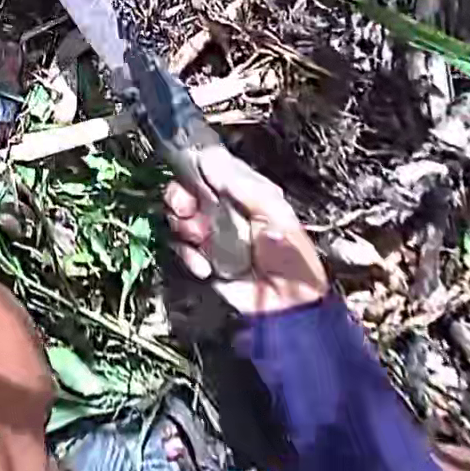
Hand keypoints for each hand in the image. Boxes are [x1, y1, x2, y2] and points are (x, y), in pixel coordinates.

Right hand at [164, 146, 327, 315]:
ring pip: (177, 215)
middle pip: (185, 188)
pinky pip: (179, 247)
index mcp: (244, 192)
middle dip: (179, 196)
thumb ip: (244, 186)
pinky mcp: (200, 256)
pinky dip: (186, 255)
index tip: (190, 173)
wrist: (288, 311)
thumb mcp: (276, 215)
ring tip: (196, 239)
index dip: (196, 168)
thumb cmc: (292, 261)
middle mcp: (222, 208)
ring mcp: (209, 233)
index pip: (211, 167)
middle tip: (184, 208)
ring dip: (182, 226)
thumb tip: (210, 159)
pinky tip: (204, 266)